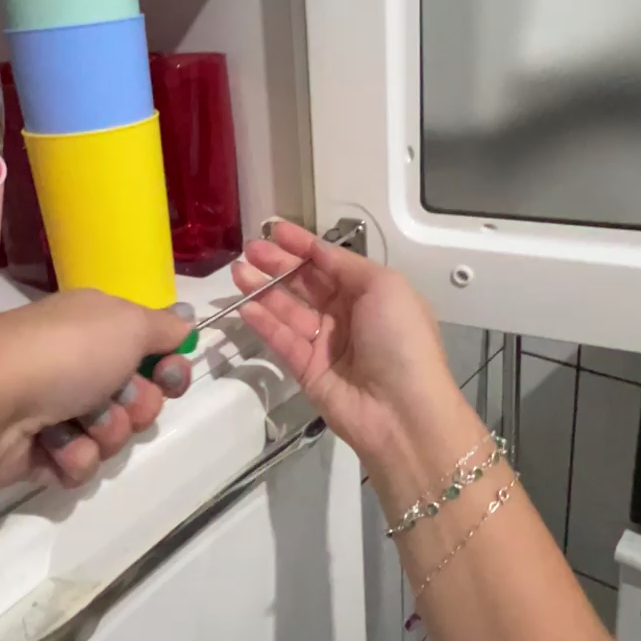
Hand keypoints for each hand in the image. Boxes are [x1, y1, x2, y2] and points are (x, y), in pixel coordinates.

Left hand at [0, 289, 195, 490]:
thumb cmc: (65, 353)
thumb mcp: (128, 323)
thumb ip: (164, 326)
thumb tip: (185, 322)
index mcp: (97, 323)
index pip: (152, 348)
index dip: (169, 367)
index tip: (170, 377)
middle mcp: (78, 360)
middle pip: (139, 396)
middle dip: (136, 405)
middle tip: (114, 398)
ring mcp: (56, 405)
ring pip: (113, 433)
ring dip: (104, 432)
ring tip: (75, 424)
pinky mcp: (37, 449)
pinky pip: (81, 462)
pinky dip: (73, 456)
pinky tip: (52, 447)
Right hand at [231, 221, 475, 474]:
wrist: (403, 411)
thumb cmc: (401, 339)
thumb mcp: (385, 287)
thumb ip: (346, 265)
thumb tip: (317, 251)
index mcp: (371, 293)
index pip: (330, 262)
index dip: (303, 244)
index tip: (275, 229)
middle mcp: (348, 315)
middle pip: (305, 283)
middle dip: (278, 264)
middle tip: (250, 249)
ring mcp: (326, 343)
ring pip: (288, 309)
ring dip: (264, 289)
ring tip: (238, 271)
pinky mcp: (307, 370)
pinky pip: (282, 340)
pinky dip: (264, 322)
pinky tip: (245, 305)